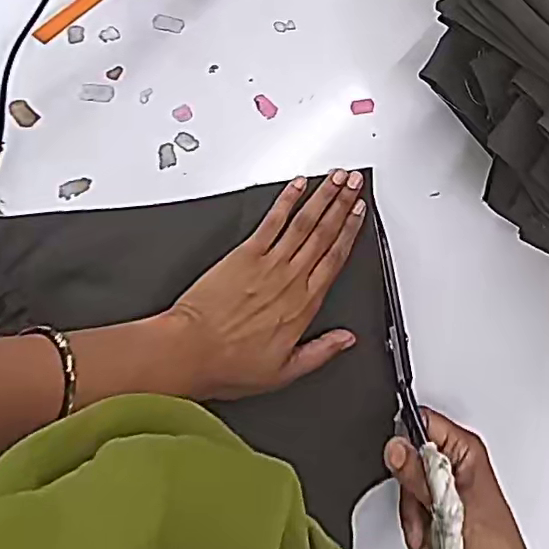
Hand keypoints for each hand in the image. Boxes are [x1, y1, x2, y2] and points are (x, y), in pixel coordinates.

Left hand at [163, 171, 367, 400]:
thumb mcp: (284, 371)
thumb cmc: (229, 362)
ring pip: (304, 221)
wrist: (189, 351)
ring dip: (323, 196)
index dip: (350, 230)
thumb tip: (346, 340)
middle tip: (354, 182)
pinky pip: (272, 221)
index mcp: (303, 304)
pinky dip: (287, 200)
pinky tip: (297, 186)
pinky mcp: (245, 253)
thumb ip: (320, 352)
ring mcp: (268, 262)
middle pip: (324, 232)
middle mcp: (290, 278)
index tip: (359, 212)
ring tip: (336, 178)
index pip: (335, 258)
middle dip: (343, 203)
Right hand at [386, 410, 548, 548]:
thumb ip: (419, 476)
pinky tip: (431, 545)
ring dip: (414, 517)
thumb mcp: (449, 509)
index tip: (400, 465)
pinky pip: (416, 508)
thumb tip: (396, 447)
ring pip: (412, 485)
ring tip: (428, 536)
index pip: (424, 422)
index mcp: (466, 450)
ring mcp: (451, 489)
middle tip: (420, 511)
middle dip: (410, 491)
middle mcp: (459, 465)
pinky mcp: (445, 511)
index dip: (406, 440)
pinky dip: (418, 529)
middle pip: (413, 456)